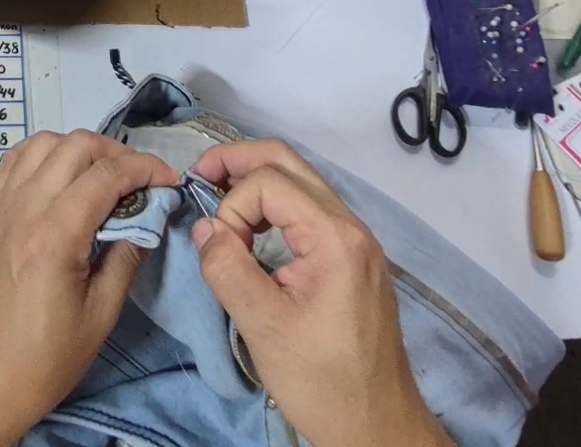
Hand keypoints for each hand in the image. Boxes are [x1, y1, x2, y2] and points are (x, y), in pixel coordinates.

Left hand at [0, 130, 176, 443]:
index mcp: (54, 234)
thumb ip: (128, 255)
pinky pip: (17, 159)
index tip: (170, 181)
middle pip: (76, 145)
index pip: (107, 175)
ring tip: (103, 176)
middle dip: (117, 152)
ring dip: (80, 149)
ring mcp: (2, 204)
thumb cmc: (46, 358)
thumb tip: (150, 216)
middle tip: (141, 181)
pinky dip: (45, 154)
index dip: (146, 169)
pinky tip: (63, 177)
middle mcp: (25, 207)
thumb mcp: (101, 313)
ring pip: (44, 142)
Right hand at [192, 140, 450, 446]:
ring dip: (254, 179)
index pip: (269, 183)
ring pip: (299, 177)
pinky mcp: (350, 254)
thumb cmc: (323, 382)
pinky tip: (250, 226)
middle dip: (238, 161)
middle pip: (287, 160)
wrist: (379, 429)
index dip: (232, 205)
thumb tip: (204, 227)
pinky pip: (307, 205)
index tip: (220, 248)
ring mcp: (354, 238)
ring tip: (218, 198)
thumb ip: (227, 268)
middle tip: (200, 175)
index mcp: (335, 238)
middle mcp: (350, 225)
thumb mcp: (263, 327)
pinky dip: (272, 203)